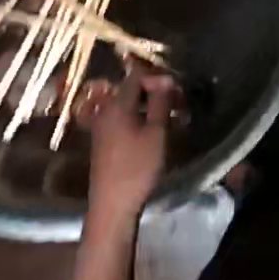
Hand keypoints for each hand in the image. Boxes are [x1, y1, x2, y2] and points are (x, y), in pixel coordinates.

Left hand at [84, 67, 172, 222]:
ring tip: (169, 117)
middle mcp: (105, 109)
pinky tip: (152, 130)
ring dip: (148, 106)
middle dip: (154, 92)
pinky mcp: (102, 139)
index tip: (177, 91)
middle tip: (177, 103)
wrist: (112, 203)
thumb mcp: (156, 133)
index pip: (136, 76)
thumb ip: (161, 102)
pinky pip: (121, 118)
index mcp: (116, 103)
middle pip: (130, 89)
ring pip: (127, 105)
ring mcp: (101, 124)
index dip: (158, 78)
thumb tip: (166, 79)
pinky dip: (138, 117)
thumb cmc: (137, 167)